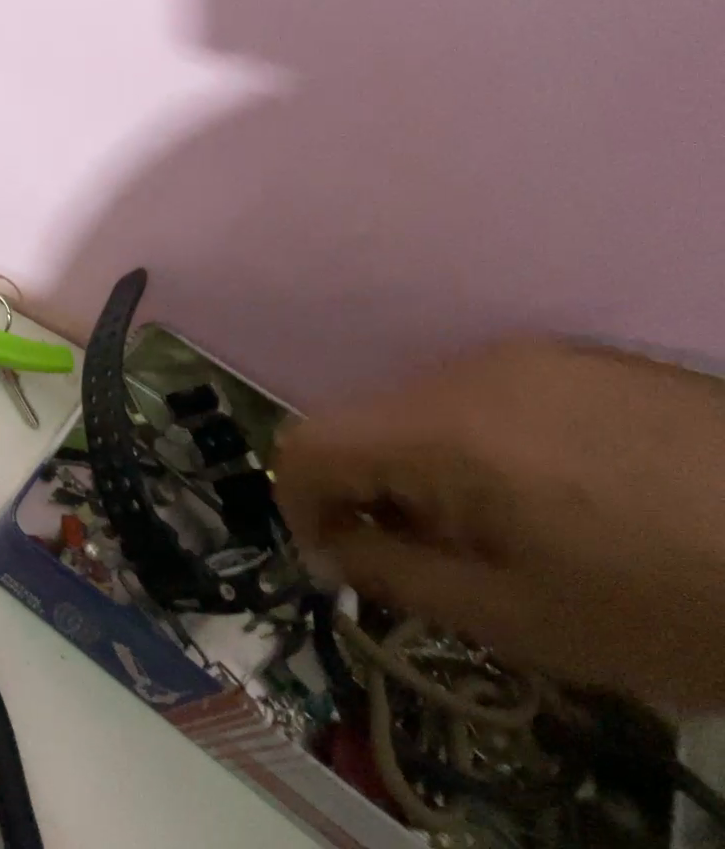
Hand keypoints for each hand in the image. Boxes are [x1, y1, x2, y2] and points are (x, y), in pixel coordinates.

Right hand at [277, 338, 724, 709]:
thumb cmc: (680, 605)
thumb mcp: (514, 618)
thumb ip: (390, 575)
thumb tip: (331, 549)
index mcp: (445, 430)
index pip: (305, 445)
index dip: (296, 506)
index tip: (337, 562)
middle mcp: (474, 373)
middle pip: (360, 424)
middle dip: (365, 493)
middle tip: (420, 559)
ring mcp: (536, 358)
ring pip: (416, 409)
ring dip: (419, 470)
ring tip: (492, 533)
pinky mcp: (587, 361)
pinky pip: (481, 398)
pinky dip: (473, 447)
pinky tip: (547, 497)